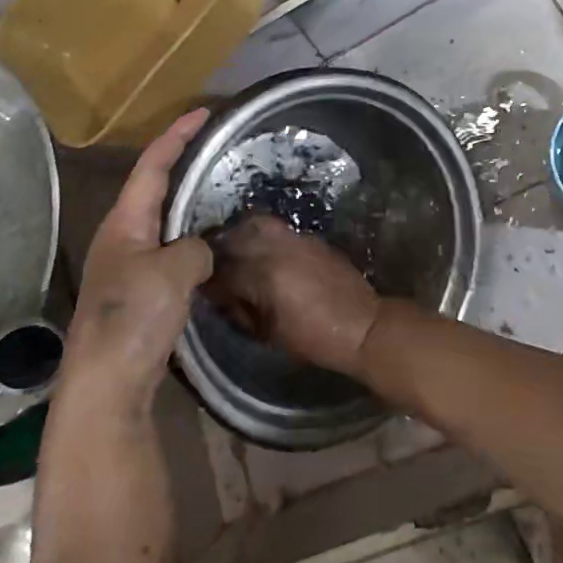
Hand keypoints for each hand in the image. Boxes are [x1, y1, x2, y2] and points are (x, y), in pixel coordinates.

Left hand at [62, 109, 212, 397]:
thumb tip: (203, 248)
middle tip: (216, 147)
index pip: (152, 166)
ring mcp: (128, 266)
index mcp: (124, 223)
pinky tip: (211, 243)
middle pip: (153, 188)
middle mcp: (121, 238)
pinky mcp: (139, 292)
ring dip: (188, 201)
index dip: (176, 136)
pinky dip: (191, 236)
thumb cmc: (133, 319)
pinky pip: (170, 249)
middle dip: (182, 162)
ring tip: (219, 188)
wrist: (106, 386)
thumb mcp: (173, 273)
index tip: (203, 113)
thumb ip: (196, 247)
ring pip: (163, 221)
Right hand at [205, 214, 380, 376]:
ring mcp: (297, 238)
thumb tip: (222, 296)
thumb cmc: (313, 338)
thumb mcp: (268, 332)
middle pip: (235, 236)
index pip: (223, 270)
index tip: (201, 286)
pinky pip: (280, 230)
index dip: (208, 281)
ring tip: (236, 253)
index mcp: (263, 274)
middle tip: (213, 265)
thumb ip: (240, 309)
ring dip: (241, 235)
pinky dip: (265, 237)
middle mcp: (277, 248)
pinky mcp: (311, 238)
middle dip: (220, 249)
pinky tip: (264, 254)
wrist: (361, 325)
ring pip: (257, 224)